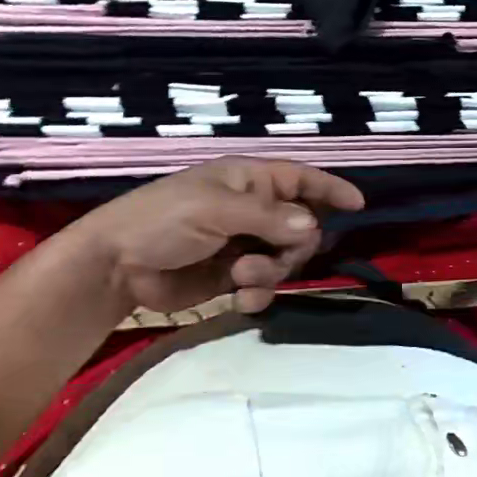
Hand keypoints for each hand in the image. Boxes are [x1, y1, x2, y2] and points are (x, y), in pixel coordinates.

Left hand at [71, 157, 363, 313]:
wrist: (118, 264)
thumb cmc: (162, 219)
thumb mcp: (214, 209)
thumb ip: (267, 217)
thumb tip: (315, 225)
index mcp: (248, 181)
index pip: (300, 178)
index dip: (329, 188)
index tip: (359, 204)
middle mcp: (252, 210)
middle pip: (301, 227)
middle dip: (291, 247)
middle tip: (265, 256)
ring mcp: (242, 244)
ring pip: (285, 260)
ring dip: (271, 273)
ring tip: (240, 277)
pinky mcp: (231, 277)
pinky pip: (264, 286)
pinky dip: (258, 294)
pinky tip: (241, 299)